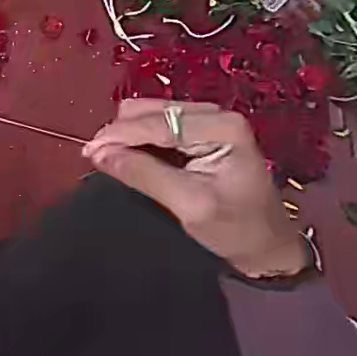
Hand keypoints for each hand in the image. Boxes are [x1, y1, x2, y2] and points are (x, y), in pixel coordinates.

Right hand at [84, 99, 309, 278]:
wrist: (269, 245)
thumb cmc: (235, 229)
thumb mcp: (189, 205)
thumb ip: (143, 174)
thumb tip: (98, 153)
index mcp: (222, 126)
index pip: (159, 123)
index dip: (120, 134)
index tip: (88, 150)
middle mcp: (216, 112)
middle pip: (154, 110)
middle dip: (122, 131)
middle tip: (97, 157)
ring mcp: (210, 118)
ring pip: (153, 113)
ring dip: (129, 133)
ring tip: (110, 157)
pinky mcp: (202, 128)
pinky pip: (161, 122)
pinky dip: (141, 136)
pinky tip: (130, 154)